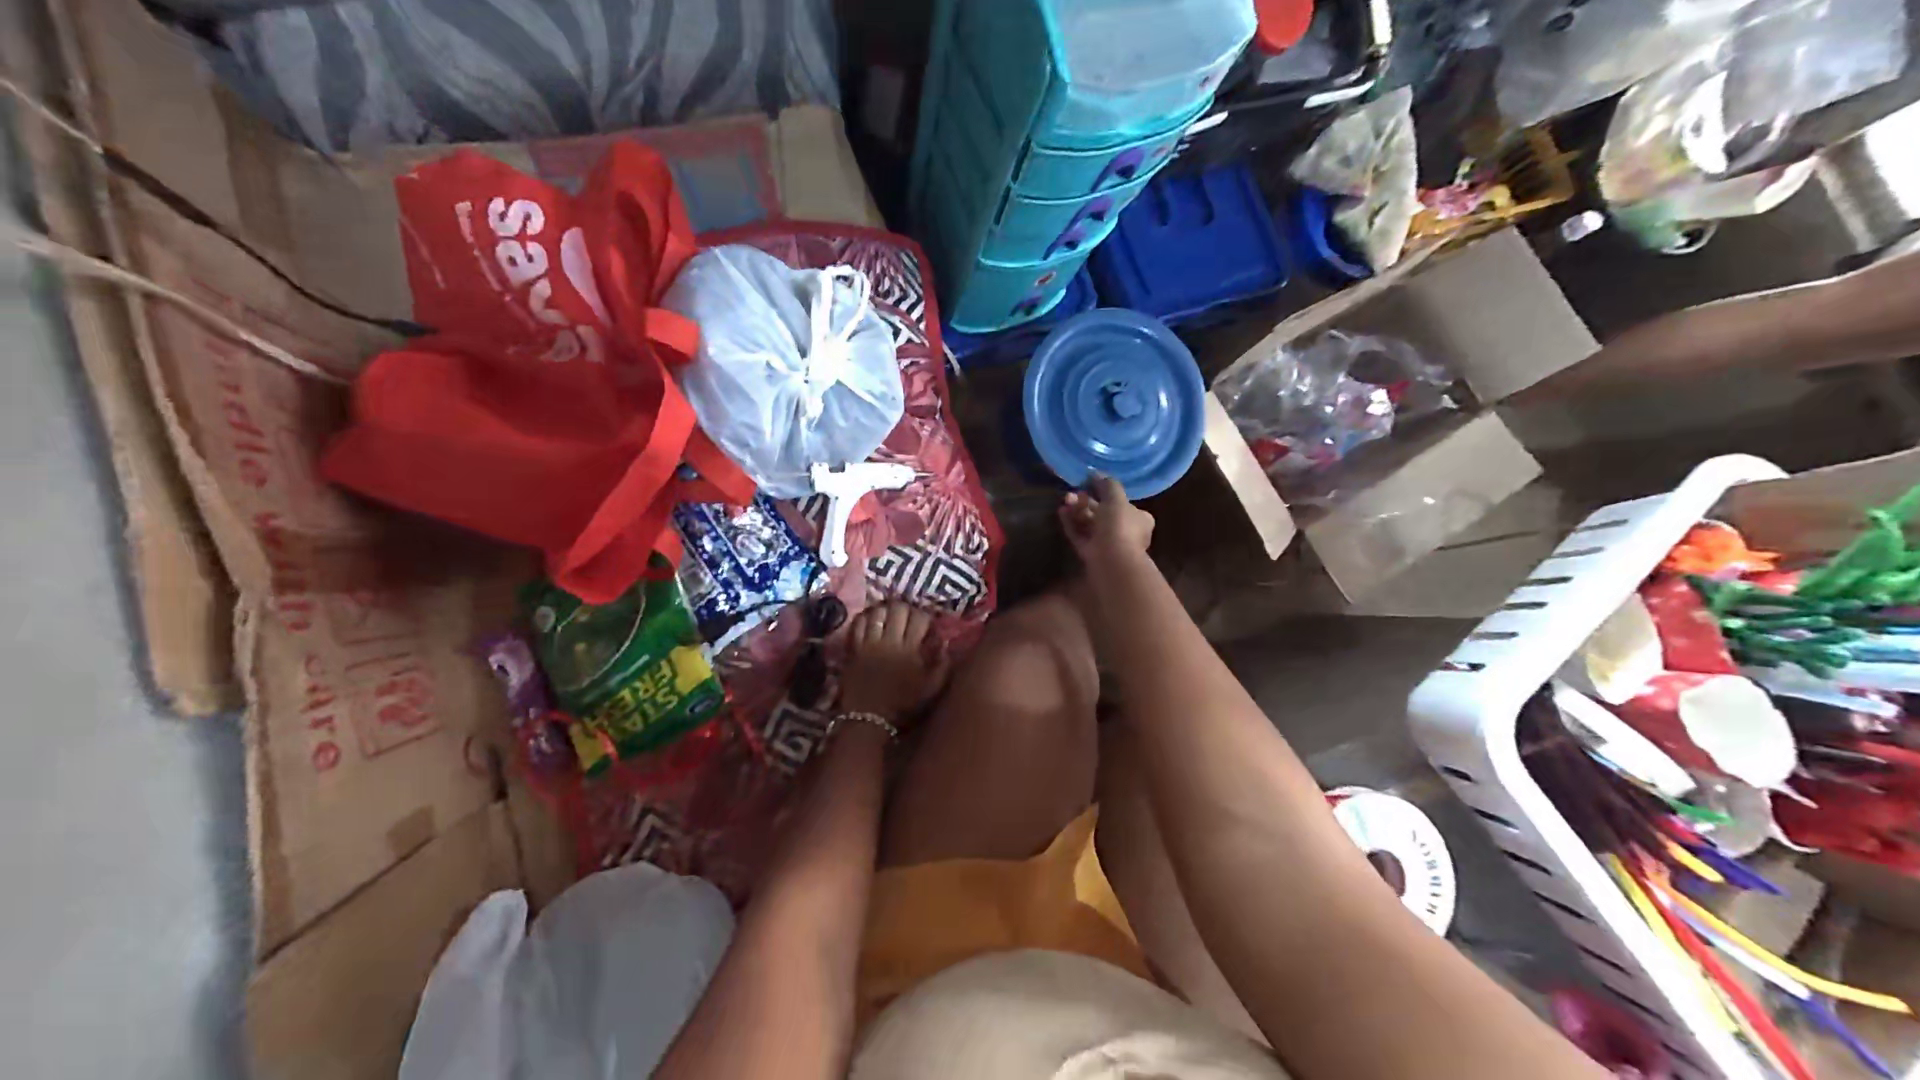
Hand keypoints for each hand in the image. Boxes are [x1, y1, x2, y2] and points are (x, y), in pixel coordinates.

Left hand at [836, 602, 949, 724]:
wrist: (868, 719)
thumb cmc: (902, 706)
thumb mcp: (930, 691)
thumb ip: (942, 667)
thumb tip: (943, 643)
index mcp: (910, 650)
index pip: (920, 618)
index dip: (924, 617)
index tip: (925, 625)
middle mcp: (890, 642)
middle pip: (898, 609)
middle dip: (905, 609)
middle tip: (907, 616)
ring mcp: (870, 643)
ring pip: (877, 613)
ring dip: (885, 610)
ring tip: (889, 615)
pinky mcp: (854, 648)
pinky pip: (858, 624)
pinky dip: (865, 617)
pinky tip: (870, 620)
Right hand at [1059, 473, 1153, 567]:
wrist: (1113, 561)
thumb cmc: (1120, 526)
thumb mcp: (1116, 498)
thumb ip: (1107, 484)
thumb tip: (1096, 474)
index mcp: (1139, 519)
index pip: (1124, 503)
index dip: (1108, 493)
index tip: (1091, 484)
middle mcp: (1126, 532)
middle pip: (1104, 513)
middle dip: (1087, 501)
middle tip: (1073, 493)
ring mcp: (1108, 544)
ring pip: (1091, 524)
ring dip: (1078, 511)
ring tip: (1065, 499)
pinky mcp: (1092, 554)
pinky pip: (1080, 536)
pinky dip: (1072, 524)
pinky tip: (1061, 512)